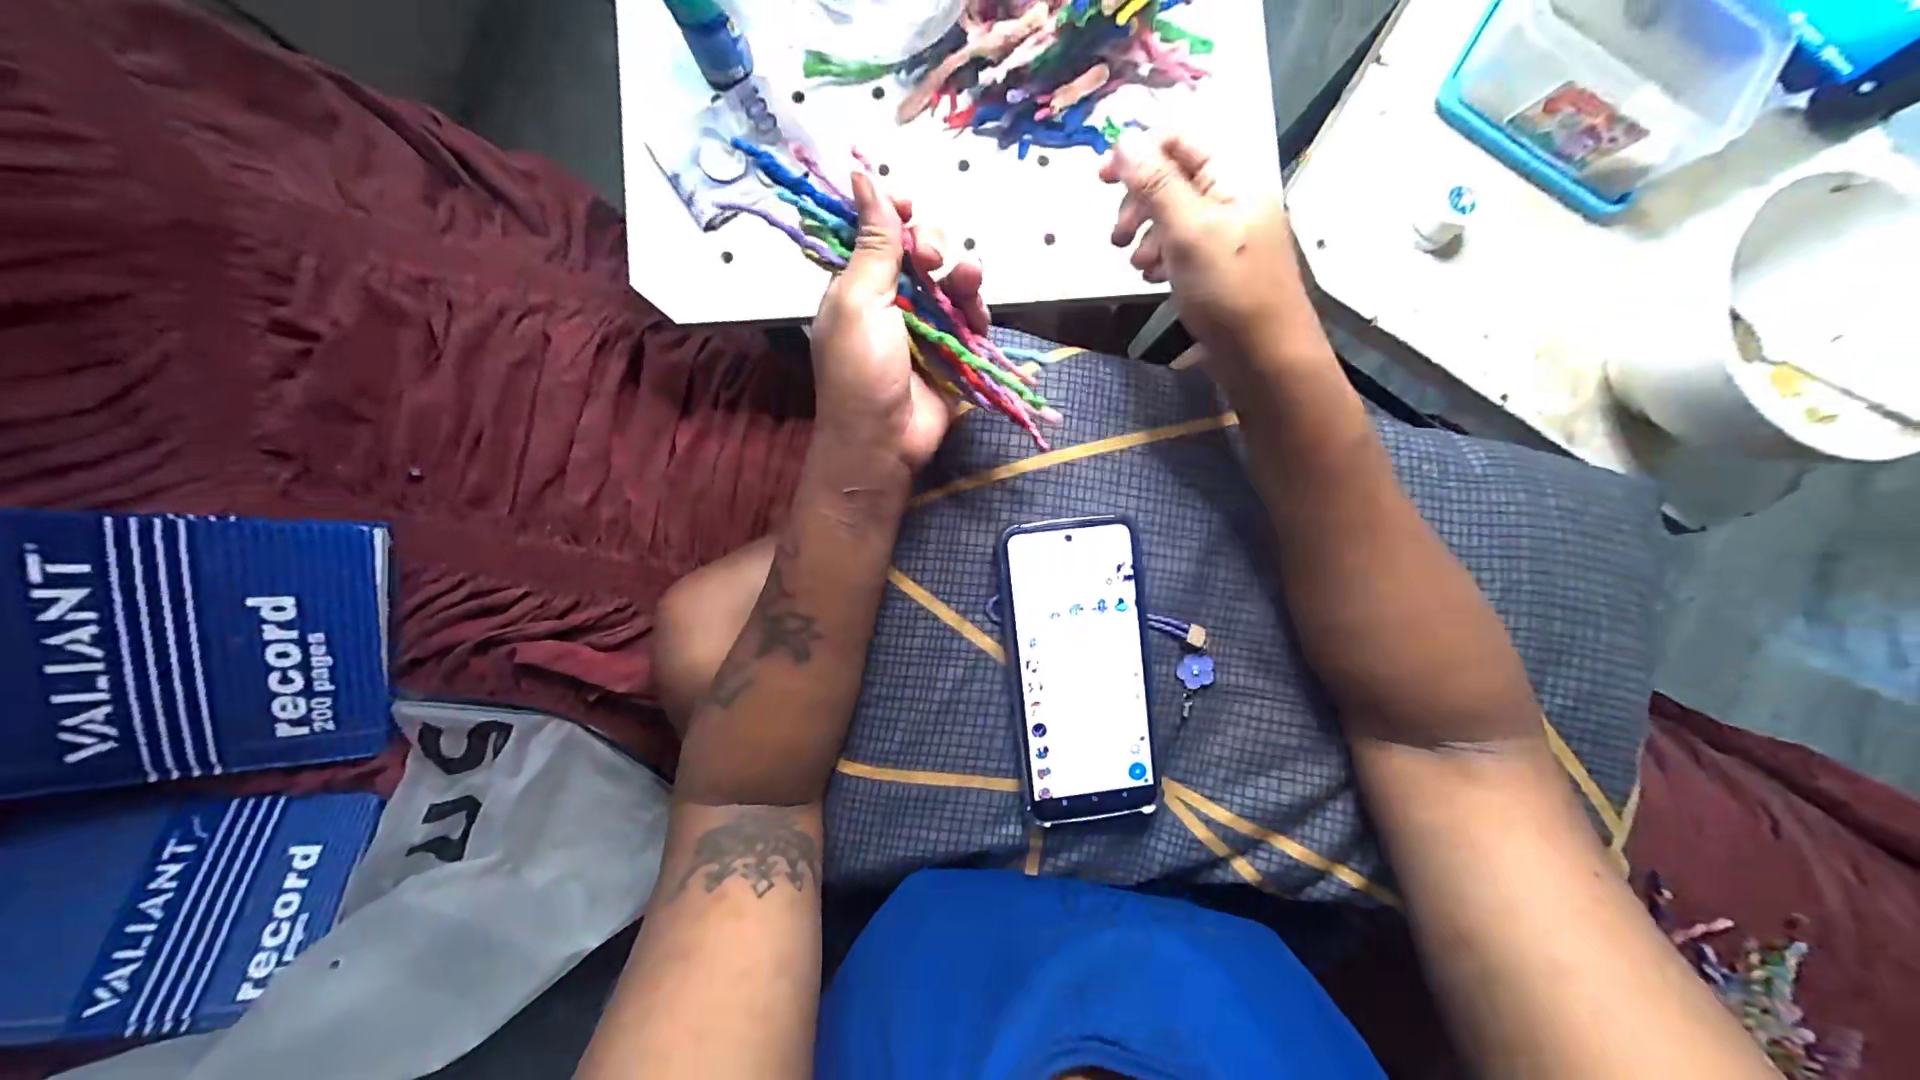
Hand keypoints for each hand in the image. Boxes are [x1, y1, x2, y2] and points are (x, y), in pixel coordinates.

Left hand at [809, 172, 984, 471]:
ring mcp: (924, 328)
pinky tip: (979, 310)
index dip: (897, 218)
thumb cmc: (860, 371)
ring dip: (962, 275)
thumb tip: (862, 177)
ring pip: (951, 284)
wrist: (884, 441)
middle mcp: (892, 302)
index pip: (879, 237)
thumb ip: (872, 242)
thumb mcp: (859, 301)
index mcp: (858, 287)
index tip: (910, 208)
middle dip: (931, 247)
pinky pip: (972, 319)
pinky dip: (978, 310)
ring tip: (966, 280)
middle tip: (929, 259)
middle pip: (920, 255)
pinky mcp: (952, 352)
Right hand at [1100, 133, 1303, 374]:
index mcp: (1231, 178)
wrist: (1264, 358)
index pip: (1179, 140)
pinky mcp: (1215, 268)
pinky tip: (1153, 278)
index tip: (1101, 179)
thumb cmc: (1229, 292)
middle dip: (1138, 202)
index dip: (1137, 152)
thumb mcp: (1188, 232)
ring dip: (1145, 234)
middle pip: (1171, 179)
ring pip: (1171, 217)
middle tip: (1119, 237)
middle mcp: (1228, 199)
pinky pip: (1180, 248)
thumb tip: (1124, 138)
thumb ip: (1156, 184)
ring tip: (1139, 265)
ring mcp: (1223, 235)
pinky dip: (1161, 257)